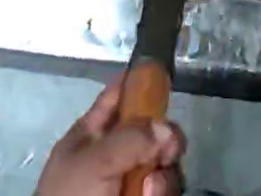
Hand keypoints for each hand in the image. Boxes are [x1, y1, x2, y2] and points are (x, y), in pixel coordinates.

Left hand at [35, 77, 185, 195]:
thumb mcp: (94, 161)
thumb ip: (130, 139)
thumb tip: (168, 127)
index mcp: (92, 134)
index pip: (117, 97)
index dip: (138, 83)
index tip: (162, 76)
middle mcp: (115, 157)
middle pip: (152, 135)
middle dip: (165, 140)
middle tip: (168, 151)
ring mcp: (128, 185)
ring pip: (163, 169)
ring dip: (164, 177)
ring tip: (150, 190)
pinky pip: (162, 192)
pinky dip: (162, 194)